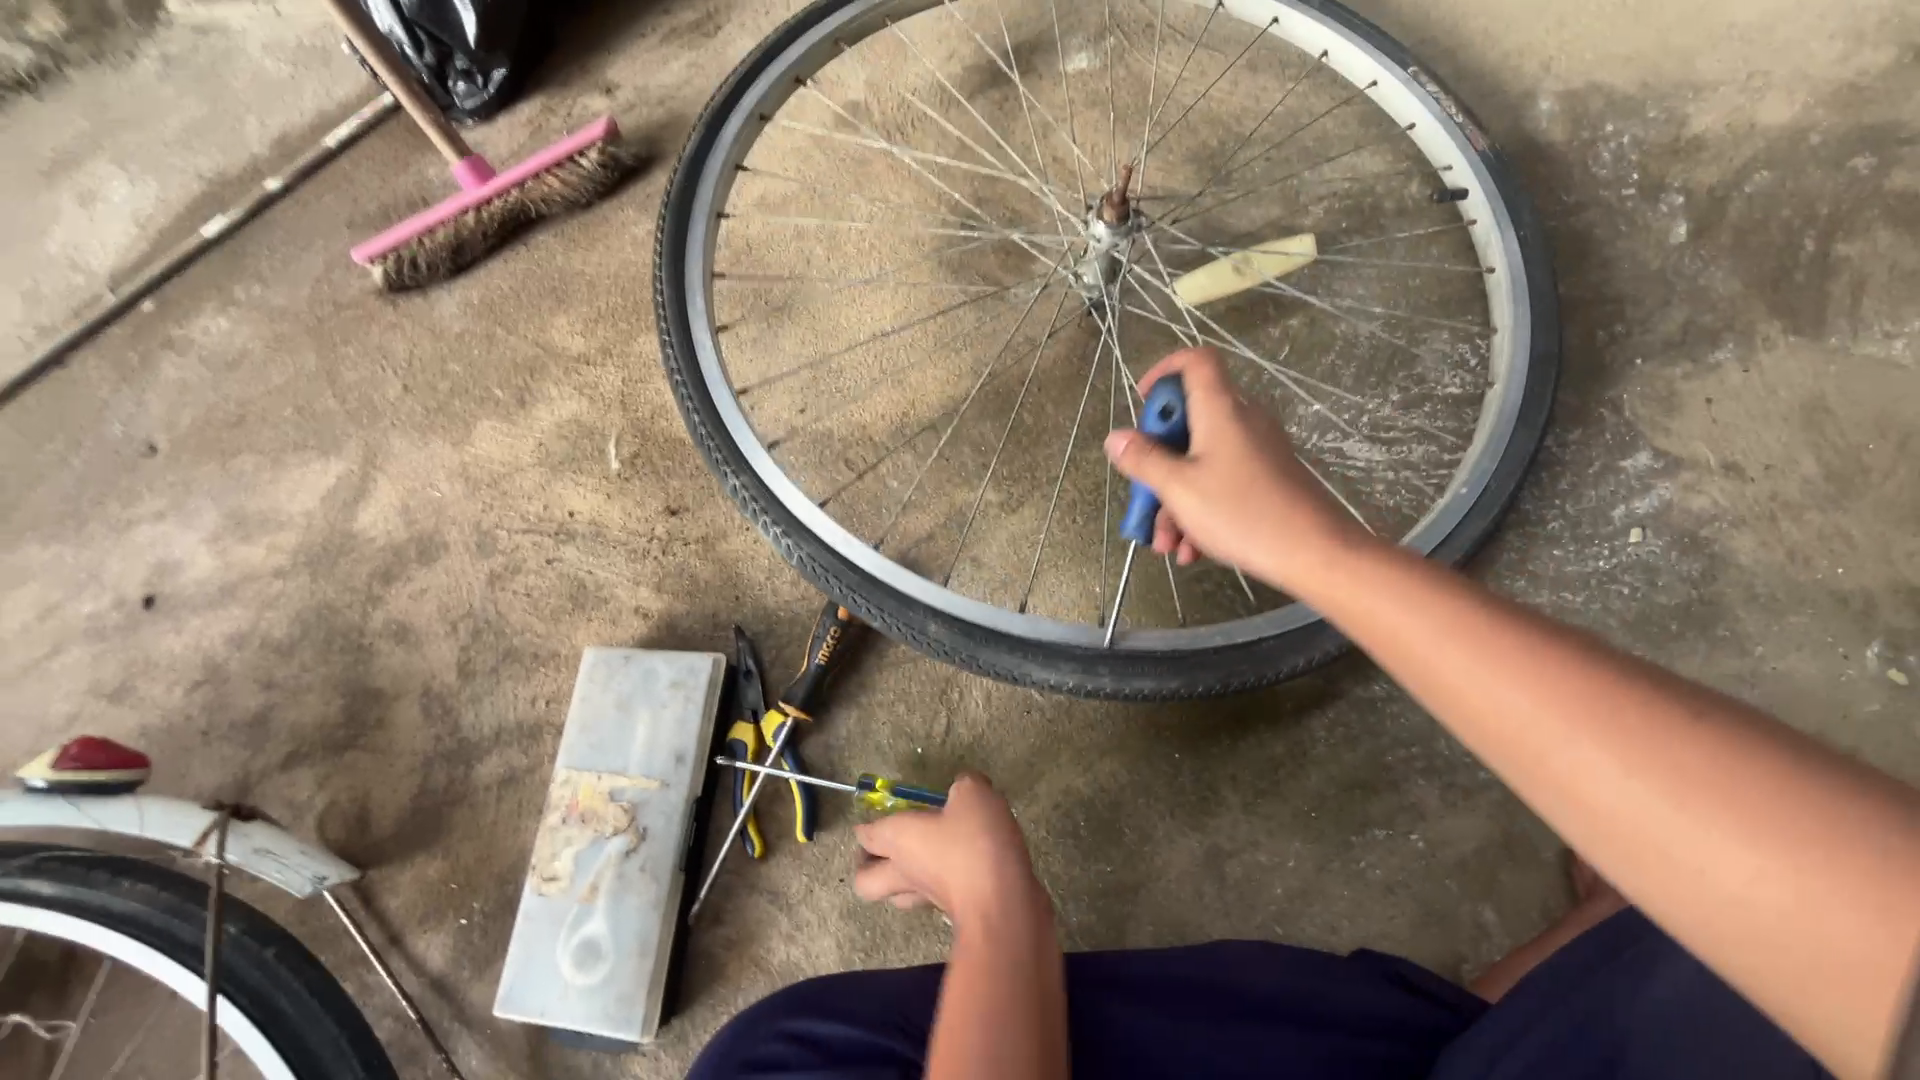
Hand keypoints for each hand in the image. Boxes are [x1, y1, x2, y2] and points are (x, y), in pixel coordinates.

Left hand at [853, 773, 1048, 929]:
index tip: (873, 821)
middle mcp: (904, 871)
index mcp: (897, 838)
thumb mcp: (973, 795)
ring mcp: (927, 898)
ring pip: (898, 896)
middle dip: (867, 867)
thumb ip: (965, 786)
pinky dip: (939, 886)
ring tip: (922, 859)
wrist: (1002, 903)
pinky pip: (933, 900)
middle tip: (884, 850)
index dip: (865, 827)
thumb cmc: (974, 843)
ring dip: (901, 881)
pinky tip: (961, 869)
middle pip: (865, 881)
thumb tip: (964, 789)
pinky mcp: (953, 913)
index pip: (866, 836)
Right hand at [1102, 346, 1369, 588]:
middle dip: (1158, 461)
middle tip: (1144, 494)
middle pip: (1189, 420)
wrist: (1315, 552)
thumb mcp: (1179, 489)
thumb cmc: (1242, 513)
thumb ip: (1144, 460)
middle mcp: (1241, 420)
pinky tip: (1192, 550)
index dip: (1164, 371)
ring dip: (1175, 499)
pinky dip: (1200, 508)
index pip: (1195, 361)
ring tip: (1166, 544)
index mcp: (1220, 409)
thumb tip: (1115, 437)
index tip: (1141, 404)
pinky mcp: (1267, 477)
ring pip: (1201, 460)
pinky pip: (1222, 480)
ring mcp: (1257, 450)